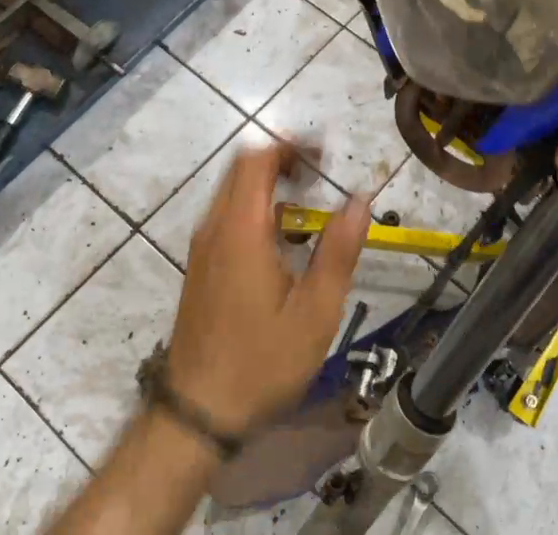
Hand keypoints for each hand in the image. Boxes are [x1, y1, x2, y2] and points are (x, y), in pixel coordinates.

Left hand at [164, 143, 372, 436]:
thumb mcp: (316, 311)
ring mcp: (202, 249)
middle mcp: (214, 228)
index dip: (292, 146)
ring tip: (309, 206)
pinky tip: (282, 243)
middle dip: (282, 160)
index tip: (326, 155)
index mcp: (241, 230)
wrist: (197, 411)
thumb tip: (359, 199)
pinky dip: (255, 209)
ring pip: (231, 193)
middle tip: (320, 175)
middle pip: (241, 168)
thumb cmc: (262, 361)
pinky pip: (226, 217)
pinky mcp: (200, 268)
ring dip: (268, 185)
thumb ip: (338, 250)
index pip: (257, 159)